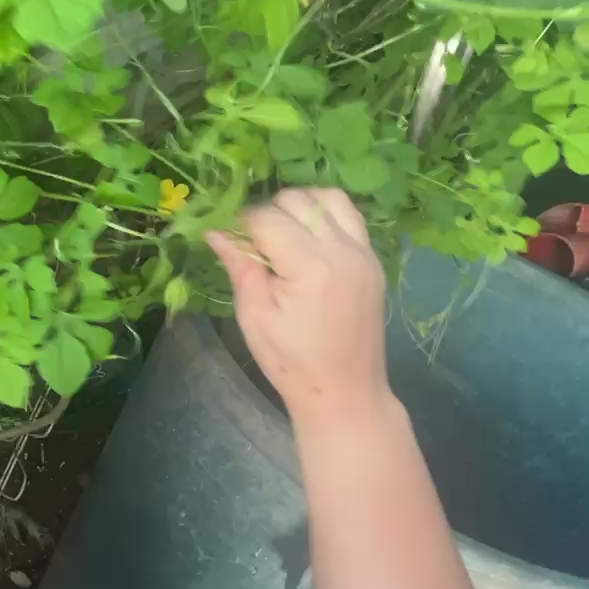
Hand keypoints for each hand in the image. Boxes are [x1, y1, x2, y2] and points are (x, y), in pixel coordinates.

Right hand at [205, 188, 388, 419]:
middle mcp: (343, 250)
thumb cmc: (290, 360)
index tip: (226, 239)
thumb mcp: (253, 315)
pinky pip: (348, 216)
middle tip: (251, 242)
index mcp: (310, 266)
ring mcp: (364, 252)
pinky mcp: (373, 259)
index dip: (239, 223)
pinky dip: (323, 215)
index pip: (266, 217)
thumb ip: (239, 265)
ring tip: (280, 231)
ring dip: (298, 205)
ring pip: (329, 197)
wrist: (344, 390)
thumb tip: (215, 231)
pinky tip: (304, 238)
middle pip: (297, 200)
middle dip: (267, 211)